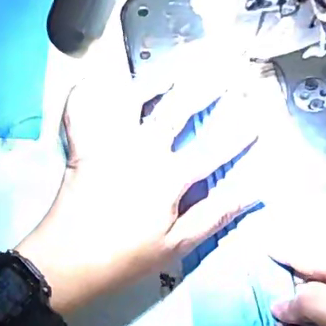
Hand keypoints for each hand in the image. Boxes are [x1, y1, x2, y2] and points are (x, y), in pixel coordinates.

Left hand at [17, 66, 260, 314]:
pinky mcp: (83, 146)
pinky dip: (89, 91)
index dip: (240, 131)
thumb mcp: (177, 245)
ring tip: (175, 64)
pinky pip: (83, 110)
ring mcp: (110, 144)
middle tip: (225, 66)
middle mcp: (141, 150)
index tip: (259, 113)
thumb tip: (252, 194)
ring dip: (156, 78)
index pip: (214, 149)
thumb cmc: (124, 258)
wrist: (65, 262)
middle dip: (206, 85)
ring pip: (133, 98)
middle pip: (177, 108)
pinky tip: (97, 76)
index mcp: (168, 177)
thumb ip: (215, 215)